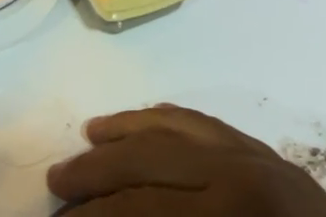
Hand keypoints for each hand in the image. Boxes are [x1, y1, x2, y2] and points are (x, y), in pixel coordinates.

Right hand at [49, 106, 325, 215]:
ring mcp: (257, 156)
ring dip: (128, 129)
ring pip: (177, 124)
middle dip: (97, 168)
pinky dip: (170, 119)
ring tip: (90, 134)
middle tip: (56, 178)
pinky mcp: (269, 154)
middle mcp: (239, 172)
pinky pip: (208, 123)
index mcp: (229, 211)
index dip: (92, 216)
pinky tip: (147, 120)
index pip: (139, 206)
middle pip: (150, 154)